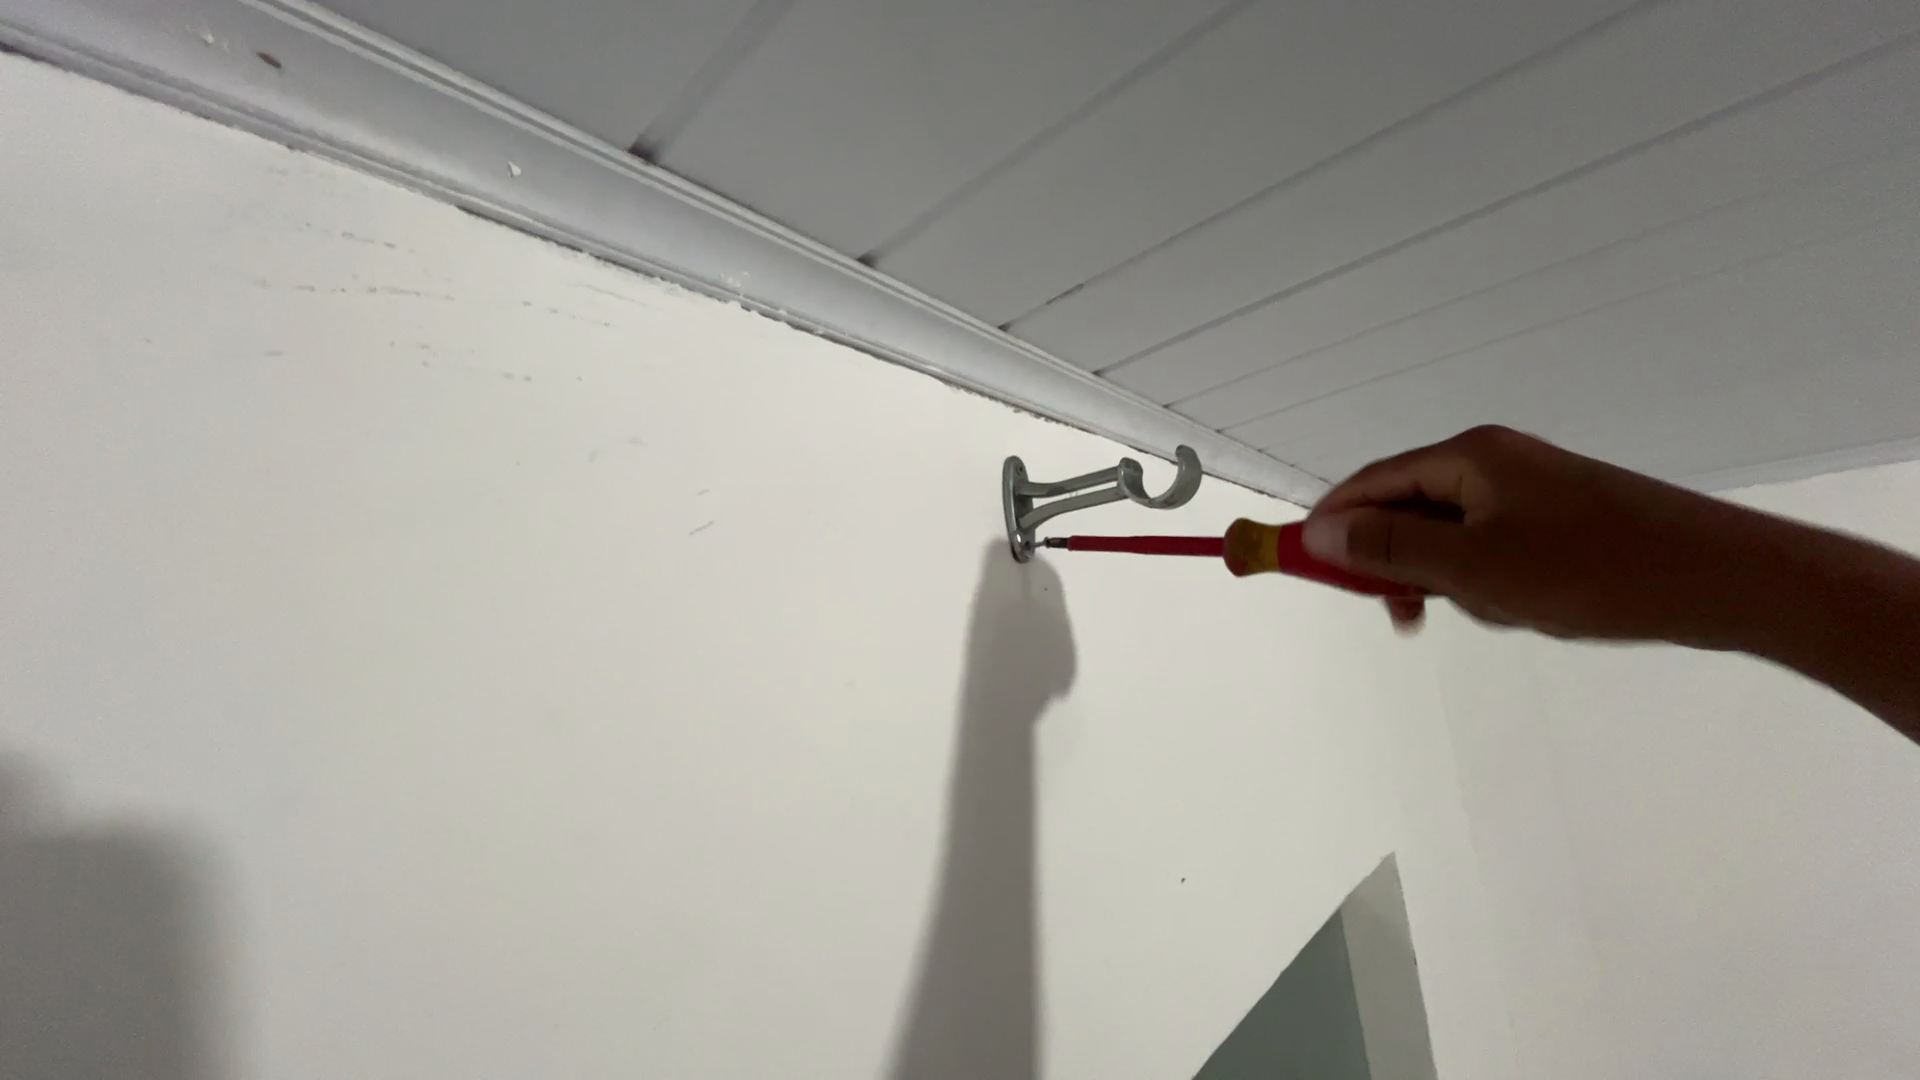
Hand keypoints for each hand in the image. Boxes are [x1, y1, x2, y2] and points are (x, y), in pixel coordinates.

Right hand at [1299, 425, 1769, 643]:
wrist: (1737, 583)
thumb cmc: (1591, 570)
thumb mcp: (1472, 567)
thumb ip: (1386, 549)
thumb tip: (1317, 535)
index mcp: (1466, 458)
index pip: (1369, 483)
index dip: (1331, 524)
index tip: (1308, 569)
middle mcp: (1491, 463)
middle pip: (1405, 508)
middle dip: (1397, 562)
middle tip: (1402, 611)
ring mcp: (1526, 490)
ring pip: (1447, 536)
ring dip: (1449, 578)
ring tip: (1491, 609)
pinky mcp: (1555, 519)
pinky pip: (1487, 547)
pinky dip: (1485, 580)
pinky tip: (1520, 606)